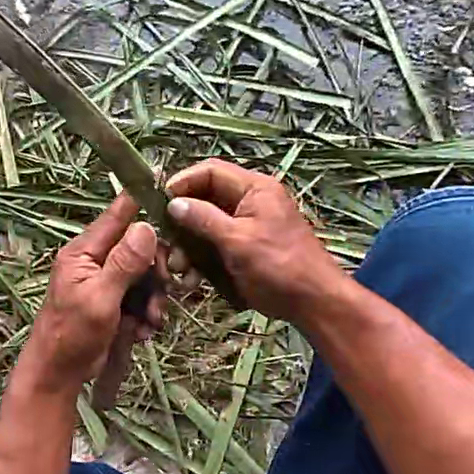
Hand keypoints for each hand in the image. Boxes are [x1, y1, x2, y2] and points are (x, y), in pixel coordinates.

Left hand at [18, 194, 165, 394]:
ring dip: (154, 299)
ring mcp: (105, 282)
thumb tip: (146, 226)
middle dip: (156, 271)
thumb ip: (123, 263)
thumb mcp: (100, 298)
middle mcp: (95, 260)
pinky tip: (142, 331)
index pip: (117, 215)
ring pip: (144, 276)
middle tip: (164, 290)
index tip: (172, 204)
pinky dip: (146, 314)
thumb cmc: (72, 334)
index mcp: (84, 251)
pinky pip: (140, 298)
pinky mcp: (114, 302)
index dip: (144, 206)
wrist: (59, 374)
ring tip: (151, 321)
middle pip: (139, 248)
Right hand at [165, 159, 346, 322]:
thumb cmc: (279, 265)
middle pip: (204, 200)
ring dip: (188, 246)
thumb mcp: (238, 240)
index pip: (210, 171)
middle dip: (183, 223)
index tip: (160, 204)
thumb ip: (204, 219)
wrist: (313, 301)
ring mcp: (246, 227)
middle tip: (167, 244)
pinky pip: (214, 247)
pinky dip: (201, 260)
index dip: (183, 183)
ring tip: (179, 269)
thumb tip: (173, 203)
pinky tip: (192, 279)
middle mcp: (249, 202)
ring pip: (205, 227)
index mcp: (254, 188)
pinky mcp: (244, 250)